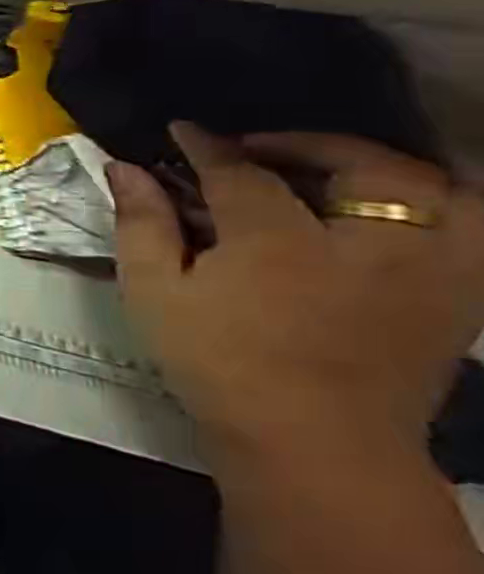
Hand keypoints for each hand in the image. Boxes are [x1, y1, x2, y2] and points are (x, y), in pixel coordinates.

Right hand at [110, 123, 483, 456]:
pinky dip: (433, 211)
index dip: (208, 147)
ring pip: (446, 195)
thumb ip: (142, 222)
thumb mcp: (153, 290)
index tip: (182, 131)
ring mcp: (430, 276)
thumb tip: (125, 167)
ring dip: (389, 172)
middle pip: (368, 166)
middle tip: (261, 148)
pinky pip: (471, 235)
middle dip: (311, 144)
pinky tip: (382, 219)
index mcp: (283, 244)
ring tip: (336, 175)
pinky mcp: (457, 302)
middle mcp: (372, 247)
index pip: (244, 173)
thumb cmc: (215, 360)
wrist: (311, 442)